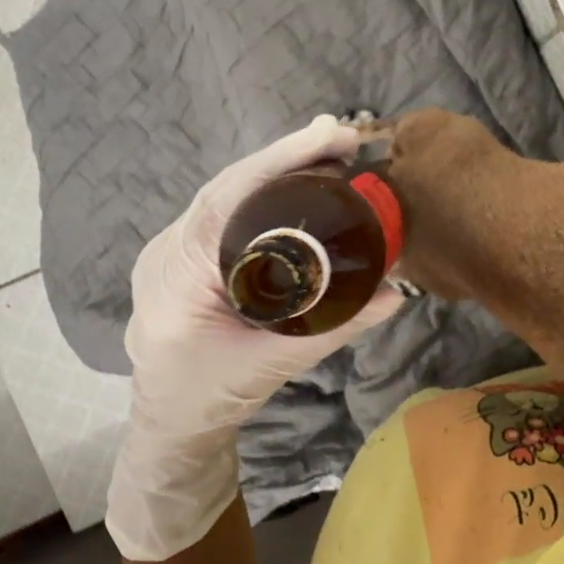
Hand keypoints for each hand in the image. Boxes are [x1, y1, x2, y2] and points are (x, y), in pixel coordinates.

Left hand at [106, 115, 405, 561]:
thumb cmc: (210, 397)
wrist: (170, 428)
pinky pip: (225, 210)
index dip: (279, 161)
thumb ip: (335, 327)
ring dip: (277, 169)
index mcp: (176, 273)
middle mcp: (168, 249)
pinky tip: (297, 180)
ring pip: (227, 193)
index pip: (228, 198)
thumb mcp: (275, 362)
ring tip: (330, 151)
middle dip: (287, 156)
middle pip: (230, 185)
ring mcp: (172, 249)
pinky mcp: (185, 254)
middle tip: (343, 136)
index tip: (327, 136)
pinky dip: (263, 190)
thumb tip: (395, 294)